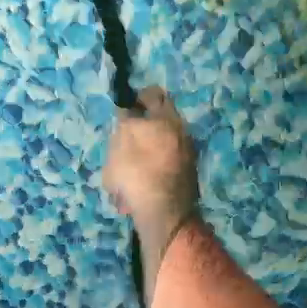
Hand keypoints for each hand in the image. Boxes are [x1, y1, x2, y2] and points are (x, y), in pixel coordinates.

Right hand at [103, 86, 199, 266]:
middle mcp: (182, 134)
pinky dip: (148, 177)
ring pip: (156, 151)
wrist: (164, 212)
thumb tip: (129, 113)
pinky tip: (131, 195)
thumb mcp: (122, 139)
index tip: (124, 111)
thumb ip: (125, 120)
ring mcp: (186, 158)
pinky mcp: (184, 179)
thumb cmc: (137, 171)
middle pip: (157, 125)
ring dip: (140, 159)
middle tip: (120, 146)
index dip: (137, 99)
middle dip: (137, 134)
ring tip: (123, 177)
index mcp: (167, 119)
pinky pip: (160, 171)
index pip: (154, 95)